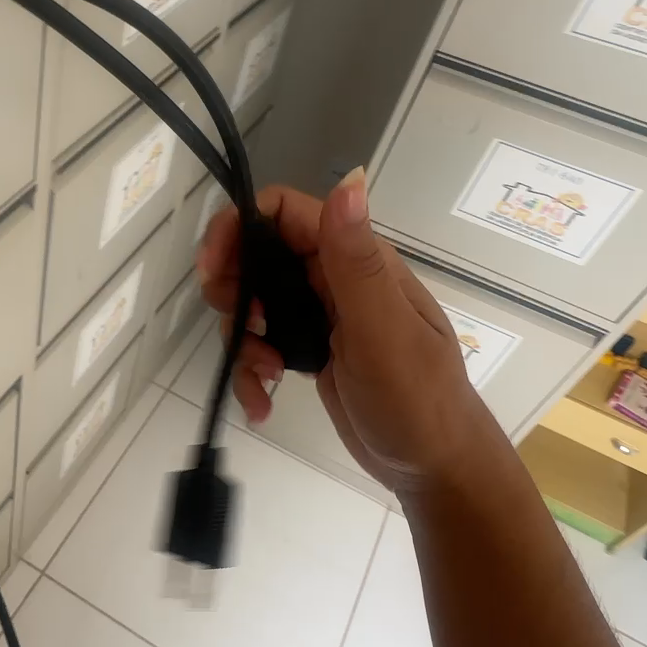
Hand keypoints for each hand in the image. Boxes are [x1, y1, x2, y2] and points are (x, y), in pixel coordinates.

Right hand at [196, 169, 516, 495]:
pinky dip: (251, 374)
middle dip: (233, 288)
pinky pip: (262, 347)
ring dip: (242, 339)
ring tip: (265, 374)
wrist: (434, 466)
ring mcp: (319, 316)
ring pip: (253, 304)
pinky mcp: (309, 351)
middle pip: (258, 255)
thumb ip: (355, 262)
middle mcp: (334, 278)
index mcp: (356, 260)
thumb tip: (349, 180)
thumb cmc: (417, 399)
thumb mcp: (383, 331)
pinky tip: (261, 403)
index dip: (238, 227)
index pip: (284, 212)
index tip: (213, 270)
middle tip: (237, 325)